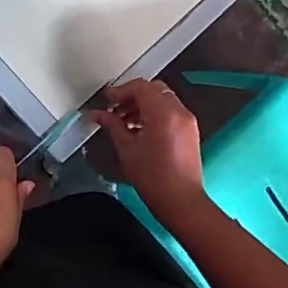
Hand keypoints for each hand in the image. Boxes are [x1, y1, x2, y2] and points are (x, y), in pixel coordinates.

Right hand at [91, 78, 204, 218]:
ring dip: (143, 104)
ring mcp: (187, 120)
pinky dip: (154, 112)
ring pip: (163, 99)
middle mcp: (179, 112)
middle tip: (115, 108)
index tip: (106, 100)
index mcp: (163, 113)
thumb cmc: (152, 176)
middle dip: (133, 95)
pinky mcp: (189, 130)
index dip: (120, 90)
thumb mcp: (126, 148)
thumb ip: (112, 125)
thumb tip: (98, 114)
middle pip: (154, 89)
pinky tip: (139, 129)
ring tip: (124, 121)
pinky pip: (170, 111)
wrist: (180, 199)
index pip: (141, 87)